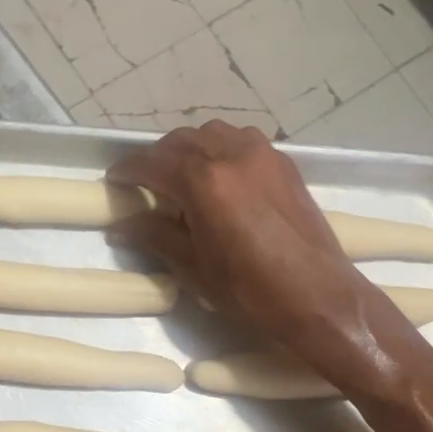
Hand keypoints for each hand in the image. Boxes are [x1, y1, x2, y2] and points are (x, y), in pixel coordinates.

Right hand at [108, 121, 377, 361]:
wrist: (317, 297)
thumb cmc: (250, 291)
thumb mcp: (194, 268)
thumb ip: (156, 237)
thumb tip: (123, 225)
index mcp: (204, 182)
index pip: (153, 163)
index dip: (129, 170)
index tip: (115, 180)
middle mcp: (232, 155)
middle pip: (182, 141)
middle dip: (158, 158)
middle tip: (146, 184)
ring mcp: (263, 155)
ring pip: (214, 134)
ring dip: (191, 149)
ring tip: (183, 178)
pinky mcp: (285, 164)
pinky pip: (243, 141)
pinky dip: (222, 150)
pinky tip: (220, 178)